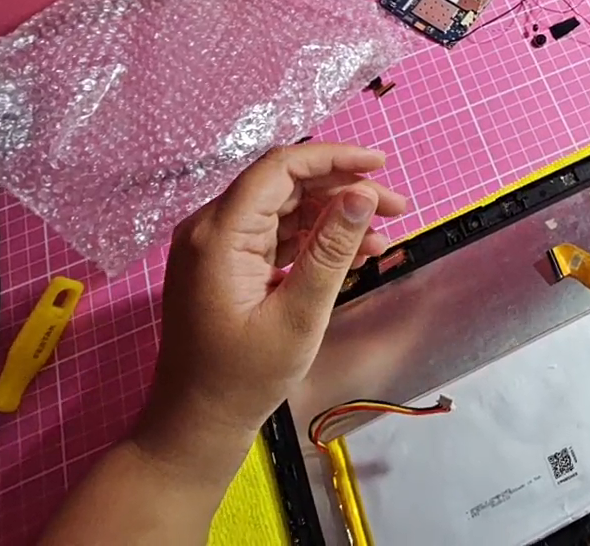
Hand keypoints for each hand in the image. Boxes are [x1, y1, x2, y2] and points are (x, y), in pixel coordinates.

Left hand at [132, 143, 406, 481]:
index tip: (381, 165)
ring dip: (336, 217)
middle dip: (345, 190)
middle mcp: (212, 228)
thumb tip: (363, 193)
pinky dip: (316, 240)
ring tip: (383, 237)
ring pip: (287, 209)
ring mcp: (217, 246)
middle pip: (288, 186)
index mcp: (220, 232)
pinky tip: (355, 255)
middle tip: (396, 207)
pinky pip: (278, 235)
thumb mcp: (299, 314)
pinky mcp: (226, 264)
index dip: (335, 158)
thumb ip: (332, 248)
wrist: (193, 431)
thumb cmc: (243, 379)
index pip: (283, 167)